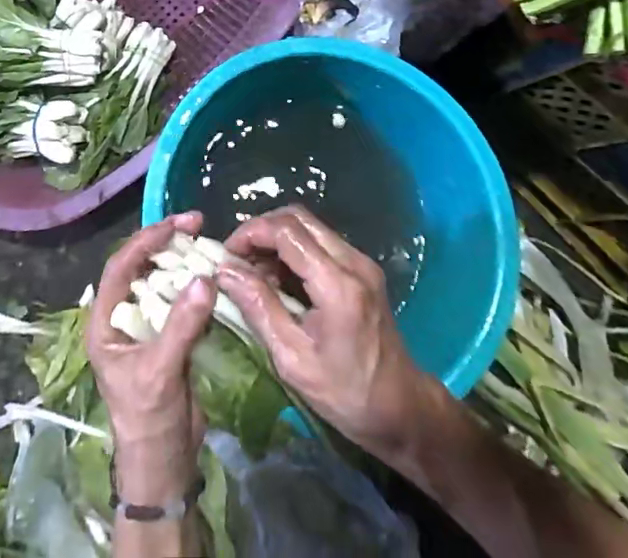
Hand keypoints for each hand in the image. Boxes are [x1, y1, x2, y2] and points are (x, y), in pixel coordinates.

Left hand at [87, 212, 216, 504]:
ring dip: (182, 259)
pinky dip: (196, 284)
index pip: (120, 268)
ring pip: (162, 279)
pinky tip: (214, 272)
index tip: (175, 224)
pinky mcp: (170, 335)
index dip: (145, 241)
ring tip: (207, 239)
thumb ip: (181, 326)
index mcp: (106, 321)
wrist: (165, 461)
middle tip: (196, 221)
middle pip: (141, 267)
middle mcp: (124, 317)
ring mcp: (148, 325)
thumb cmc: (148, 419)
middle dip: (165, 242)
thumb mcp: (160, 372)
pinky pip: (181, 299)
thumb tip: (204, 279)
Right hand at [216, 205, 439, 461]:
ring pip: (309, 227)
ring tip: (252, 272)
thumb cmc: (346, 394)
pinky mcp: (362, 270)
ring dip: (275, 240)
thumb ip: (259, 308)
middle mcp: (353, 262)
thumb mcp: (292, 359)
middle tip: (236, 260)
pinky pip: (320, 242)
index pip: (287, 231)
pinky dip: (292, 250)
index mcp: (338, 285)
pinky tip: (277, 280)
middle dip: (260, 231)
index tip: (225, 256)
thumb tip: (224, 272)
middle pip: (298, 218)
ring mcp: (361, 263)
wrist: (403, 409)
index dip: (250, 234)